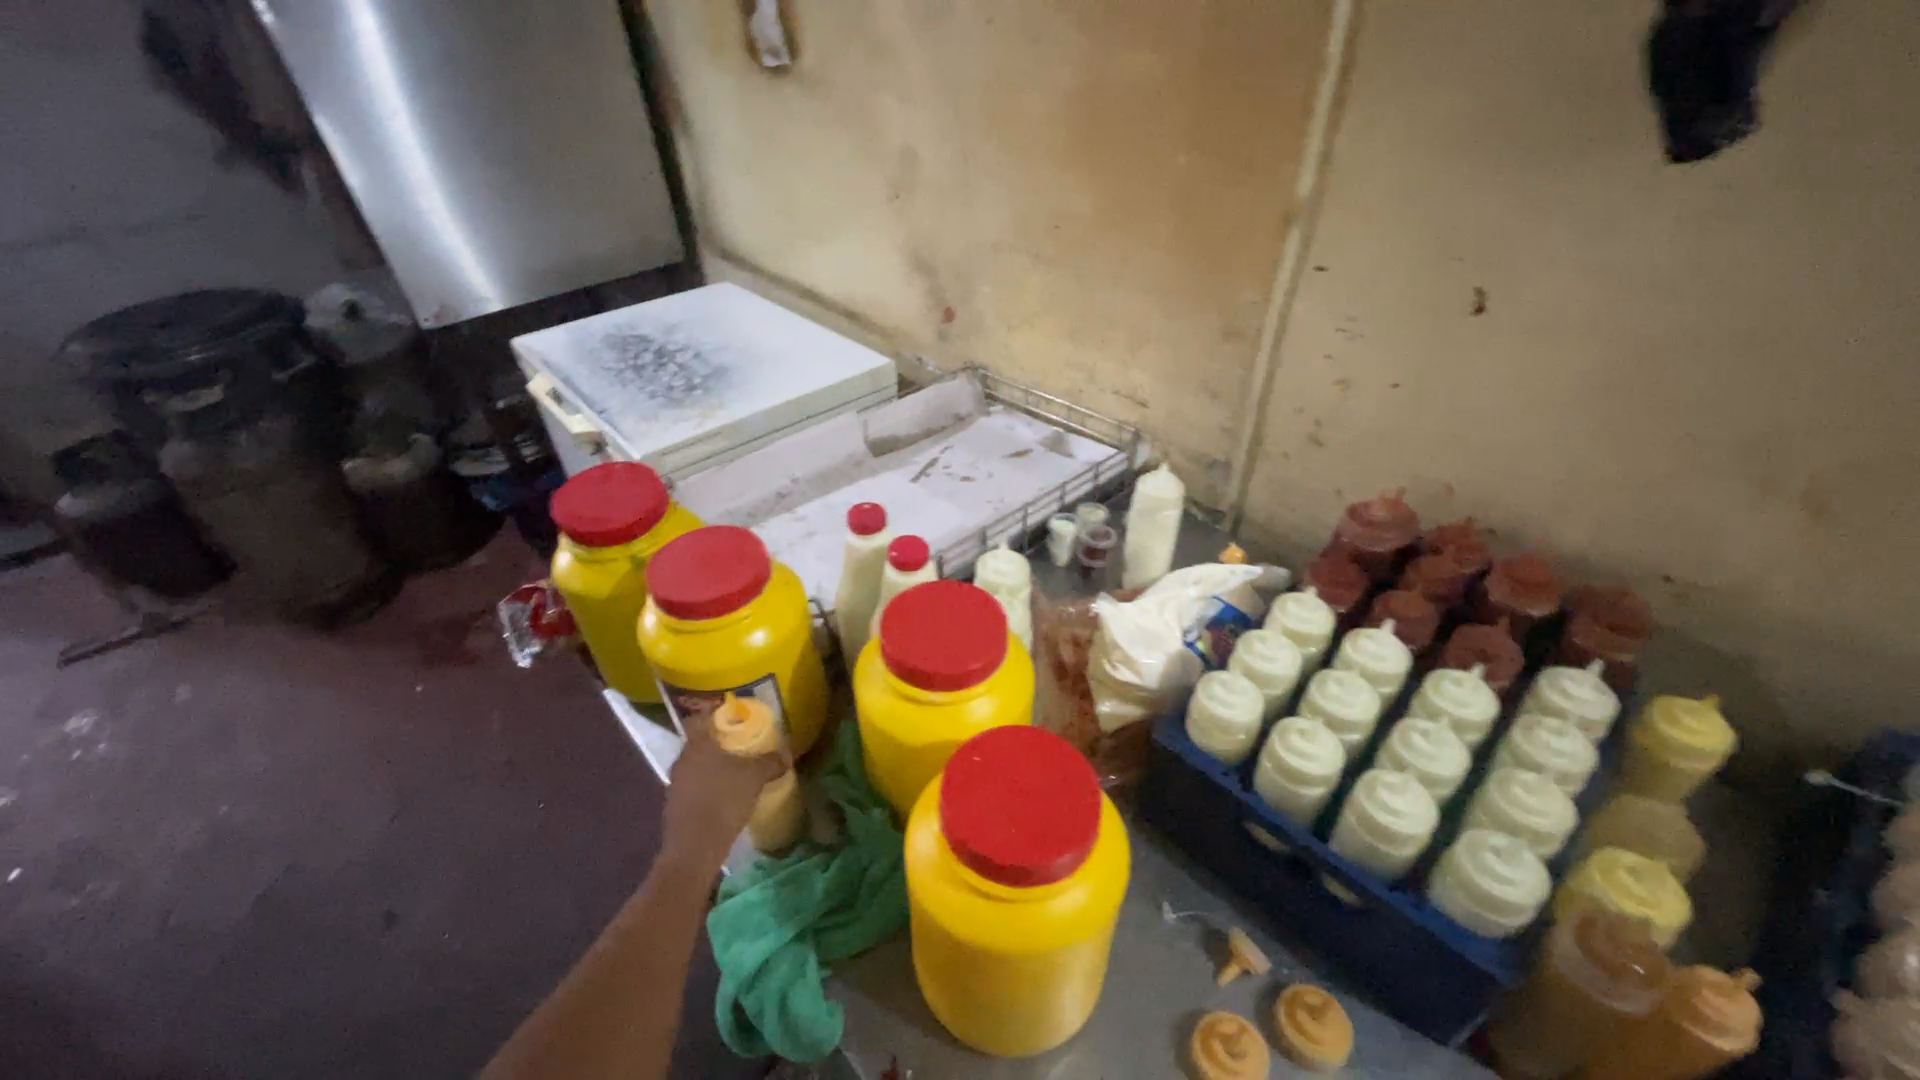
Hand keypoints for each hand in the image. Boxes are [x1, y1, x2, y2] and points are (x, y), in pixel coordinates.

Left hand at [662, 714, 785, 868]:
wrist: (694, 847)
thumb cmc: (724, 800)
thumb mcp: (754, 777)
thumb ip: (770, 762)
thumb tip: (786, 755)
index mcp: (697, 745)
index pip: (700, 718)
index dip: (714, 714)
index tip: (732, 716)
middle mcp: (682, 759)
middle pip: (699, 742)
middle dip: (718, 742)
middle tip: (740, 744)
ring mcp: (675, 783)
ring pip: (696, 765)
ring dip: (713, 766)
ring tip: (735, 771)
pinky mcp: (675, 805)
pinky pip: (694, 786)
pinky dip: (708, 786)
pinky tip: (724, 796)